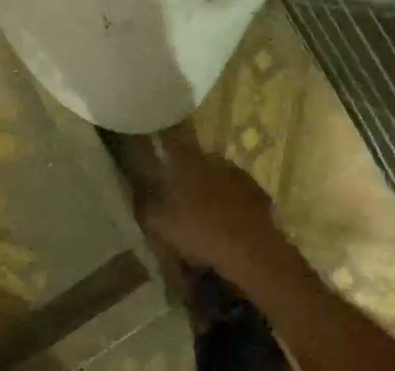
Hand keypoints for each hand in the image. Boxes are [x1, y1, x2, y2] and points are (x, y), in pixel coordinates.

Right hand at [137, 128, 281, 274]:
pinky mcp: (260, 196)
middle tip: (181, 194)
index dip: (164, 144)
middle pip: (198, 161)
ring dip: (213, 189)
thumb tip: (133, 192)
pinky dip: (234, 206)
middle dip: (190, 173)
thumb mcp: (161, 223)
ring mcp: (240, 177)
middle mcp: (215, 160)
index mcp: (189, 162)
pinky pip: (241, 196)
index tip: (158, 149)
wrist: (252, 252)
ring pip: (220, 177)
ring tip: (207, 213)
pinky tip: (230, 225)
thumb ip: (145, 205)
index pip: (172, 141)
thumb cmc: (200, 231)